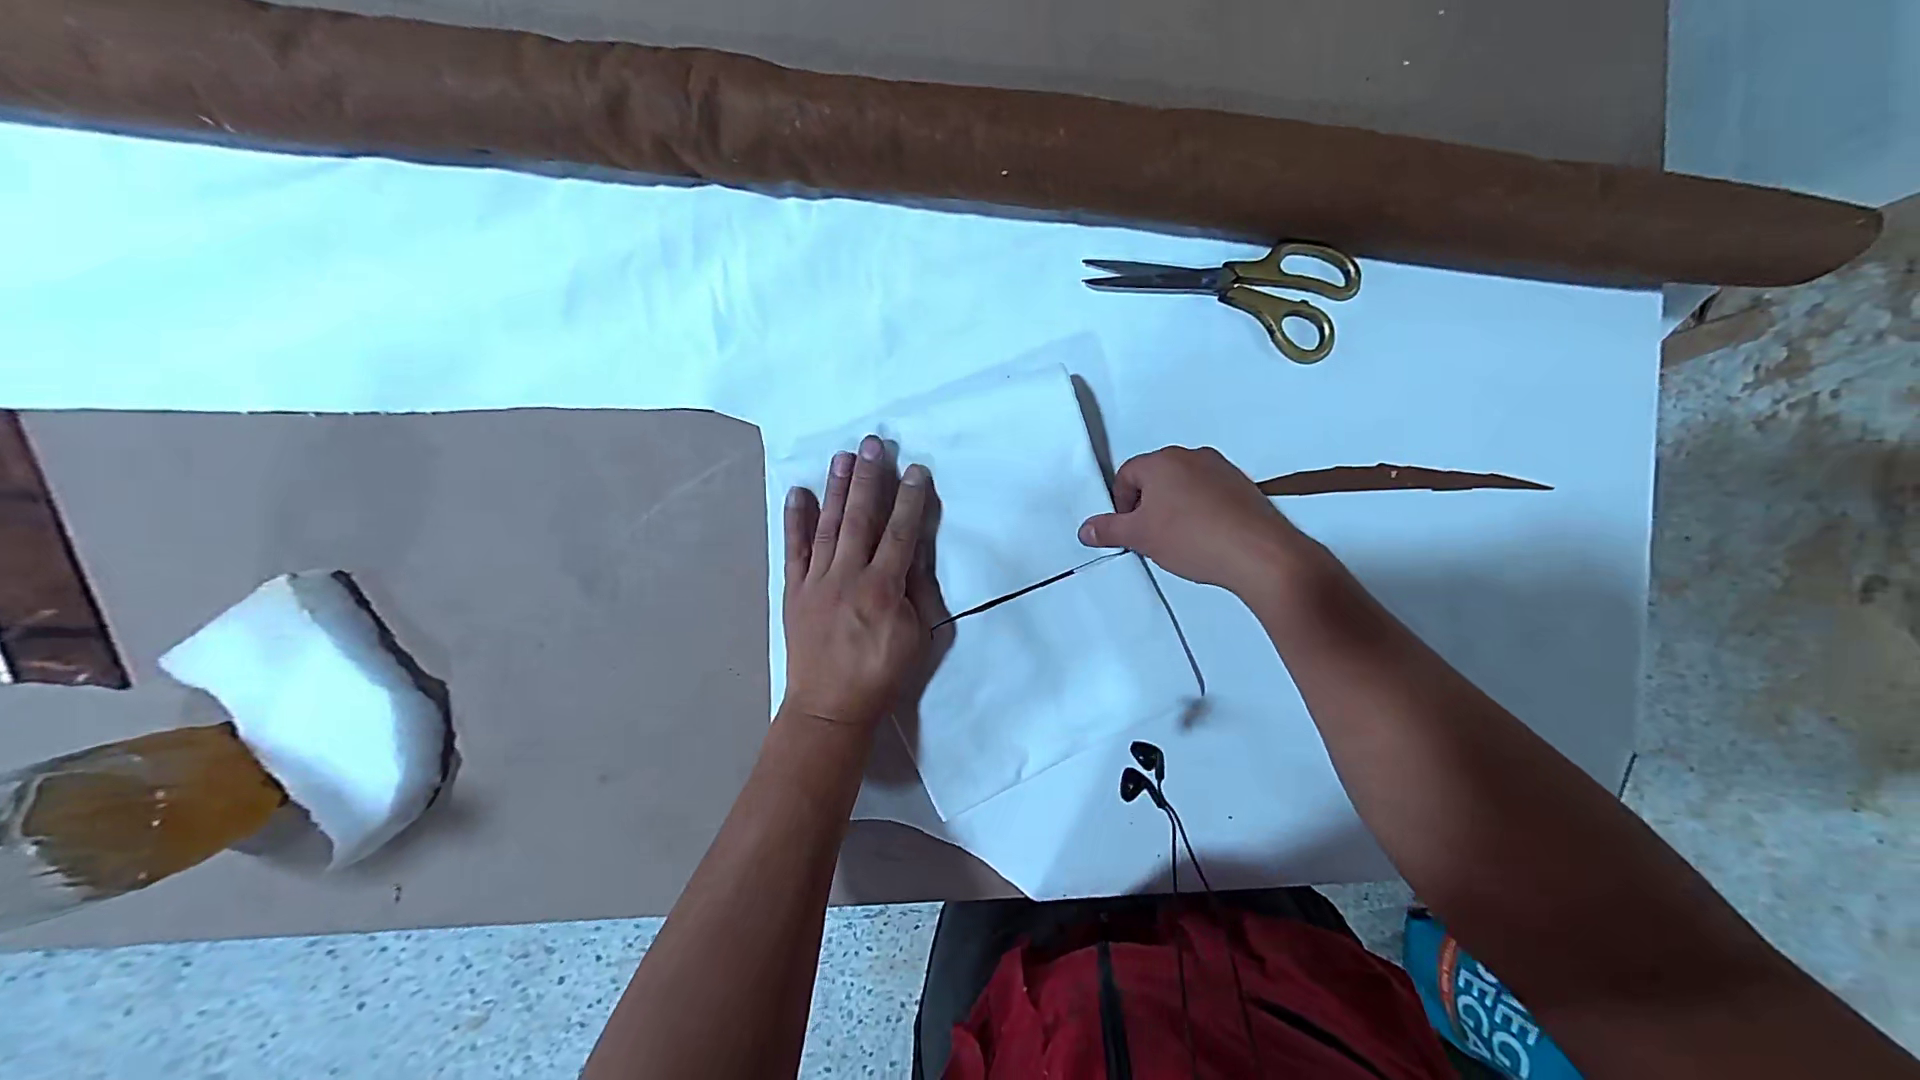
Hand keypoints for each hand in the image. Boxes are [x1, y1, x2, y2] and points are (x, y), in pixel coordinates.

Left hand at [781, 435, 940, 731]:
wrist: (831, 707)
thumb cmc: (882, 675)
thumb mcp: (918, 638)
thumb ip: (917, 591)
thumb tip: (915, 550)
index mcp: (883, 588)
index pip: (900, 532)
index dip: (909, 498)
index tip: (915, 469)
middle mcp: (848, 576)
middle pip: (861, 518)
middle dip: (869, 478)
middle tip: (873, 443)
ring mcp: (817, 582)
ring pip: (828, 525)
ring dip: (836, 488)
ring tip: (842, 456)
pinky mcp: (795, 591)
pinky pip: (794, 550)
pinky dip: (795, 520)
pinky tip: (798, 493)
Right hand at [1078, 446, 1324, 597]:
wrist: (1259, 554)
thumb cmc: (1203, 537)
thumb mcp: (1140, 537)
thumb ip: (1109, 530)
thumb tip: (1091, 529)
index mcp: (1164, 461)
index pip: (1126, 475)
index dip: (1120, 504)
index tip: (1124, 525)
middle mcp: (1193, 458)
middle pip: (1155, 478)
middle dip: (1147, 505)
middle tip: (1147, 533)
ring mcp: (1221, 471)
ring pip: (1184, 486)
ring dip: (1175, 509)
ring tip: (1176, 540)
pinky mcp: (1242, 489)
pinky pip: (1210, 496)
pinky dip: (1201, 513)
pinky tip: (1201, 539)